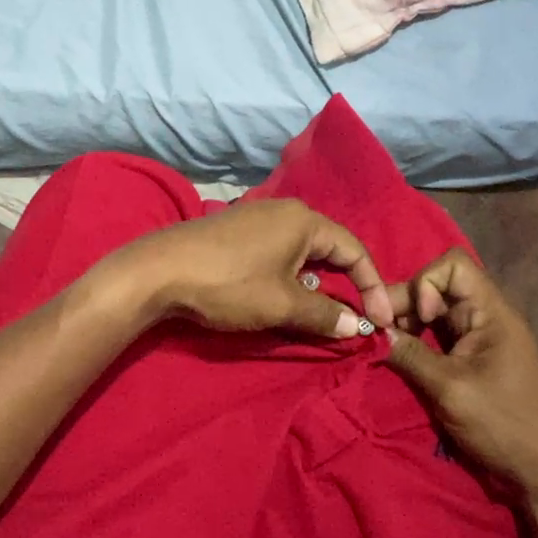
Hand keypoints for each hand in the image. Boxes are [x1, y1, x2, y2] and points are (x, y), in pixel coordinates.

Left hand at [109, 199, 392, 338]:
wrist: (157, 271)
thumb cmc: (228, 284)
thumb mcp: (282, 305)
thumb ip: (324, 315)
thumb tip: (354, 326)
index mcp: (304, 220)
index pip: (354, 251)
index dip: (372, 288)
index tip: (380, 322)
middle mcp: (284, 211)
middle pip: (328, 248)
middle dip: (344, 285)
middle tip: (351, 319)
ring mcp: (256, 218)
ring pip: (300, 252)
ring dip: (314, 284)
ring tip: (314, 314)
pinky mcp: (233, 231)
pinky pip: (276, 252)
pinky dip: (288, 276)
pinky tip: (276, 297)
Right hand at [381, 249, 537, 488]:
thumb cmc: (503, 425)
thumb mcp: (450, 390)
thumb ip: (410, 356)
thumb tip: (373, 332)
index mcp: (493, 315)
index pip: (453, 267)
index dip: (426, 283)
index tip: (418, 318)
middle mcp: (486, 319)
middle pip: (439, 288)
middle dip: (405, 303)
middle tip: (377, 330)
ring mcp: (479, 341)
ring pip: (435, 314)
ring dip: (407, 324)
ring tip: (385, 345)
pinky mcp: (472, 362)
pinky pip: (439, 338)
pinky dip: (416, 342)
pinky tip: (399, 357)